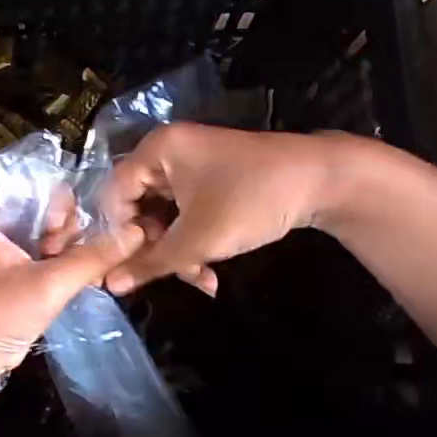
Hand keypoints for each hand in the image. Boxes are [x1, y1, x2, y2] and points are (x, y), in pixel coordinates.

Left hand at [0, 203, 145, 378]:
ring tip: (76, 274)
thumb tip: (138, 232)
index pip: (40, 189)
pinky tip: (82, 279)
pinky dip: (67, 264)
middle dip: (69, 233)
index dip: (62, 208)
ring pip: (55, 234)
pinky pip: (51, 254)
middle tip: (66, 261)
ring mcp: (9, 248)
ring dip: (73, 251)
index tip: (64, 239)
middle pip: (51, 210)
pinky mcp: (19, 271)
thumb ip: (93, 257)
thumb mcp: (48, 285)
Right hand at [95, 123, 351, 295]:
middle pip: (139, 207)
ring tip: (199, 278)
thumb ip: (150, 263)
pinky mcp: (211, 179)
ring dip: (177, 251)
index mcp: (156, 150)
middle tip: (169, 275)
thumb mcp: (198, 239)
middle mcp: (167, 152)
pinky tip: (208, 270)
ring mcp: (191, 165)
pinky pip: (185, 212)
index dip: (119, 233)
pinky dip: (193, 240)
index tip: (133, 265)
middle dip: (155, 248)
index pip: (114, 194)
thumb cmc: (252, 200)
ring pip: (164, 216)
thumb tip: (110, 286)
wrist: (326, 181)